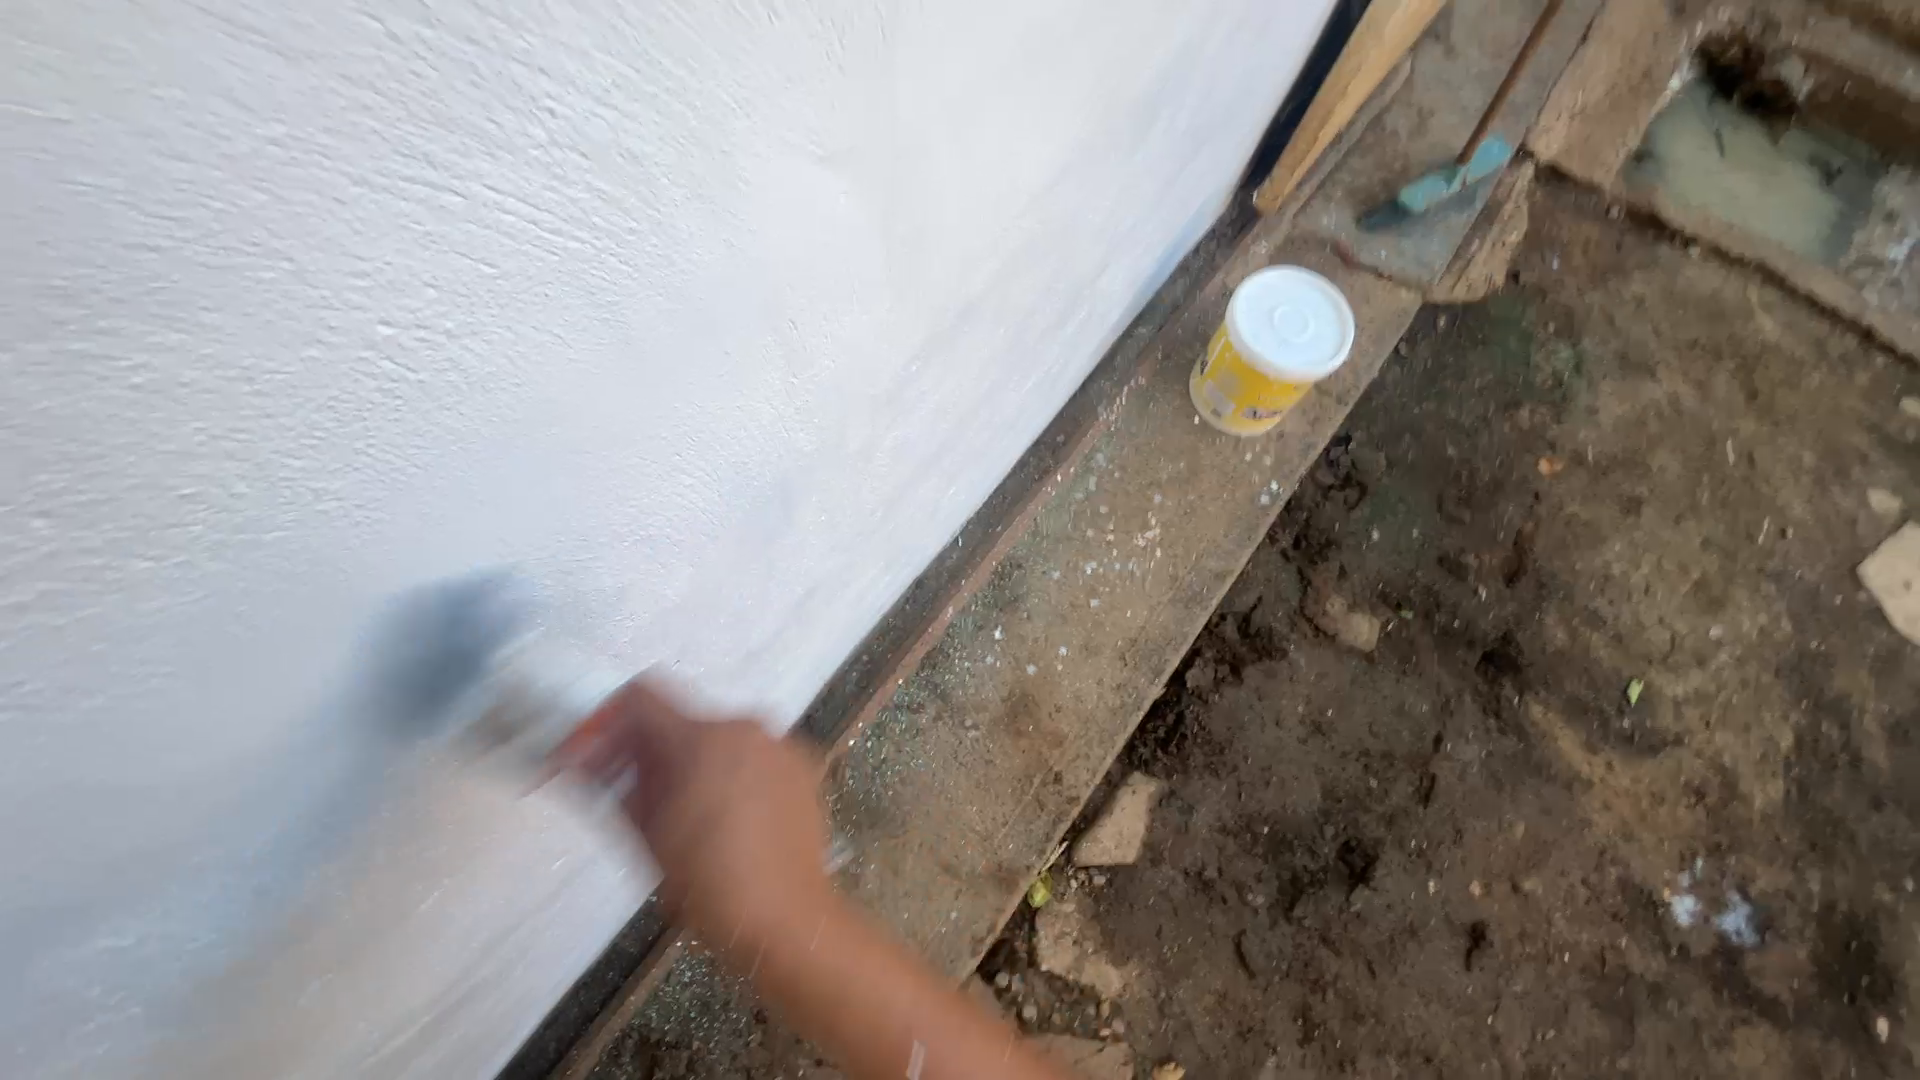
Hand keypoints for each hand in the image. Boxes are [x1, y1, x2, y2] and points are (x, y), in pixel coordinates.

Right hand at [552, 679, 832, 965]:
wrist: (788, 918)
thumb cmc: (711, 885)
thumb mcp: (646, 838)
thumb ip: (609, 785)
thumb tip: (575, 756)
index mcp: (703, 737)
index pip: (640, 696)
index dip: (604, 720)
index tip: (587, 756)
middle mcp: (746, 726)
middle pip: (681, 722)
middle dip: (648, 753)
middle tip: (629, 800)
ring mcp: (781, 744)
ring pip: (718, 741)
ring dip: (690, 766)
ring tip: (680, 821)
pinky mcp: (803, 765)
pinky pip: (752, 758)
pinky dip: (729, 777)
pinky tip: (725, 822)